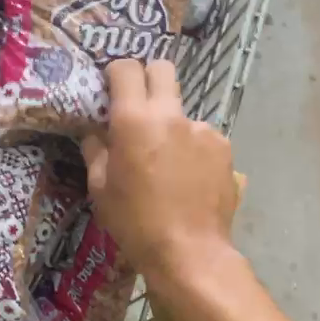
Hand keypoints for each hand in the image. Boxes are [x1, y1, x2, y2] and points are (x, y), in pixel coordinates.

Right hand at [83, 60, 239, 285]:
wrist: (188, 251)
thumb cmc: (135, 222)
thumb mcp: (100, 189)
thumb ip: (96, 151)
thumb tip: (95, 133)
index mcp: (134, 120)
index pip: (126, 69)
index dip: (116, 73)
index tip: (112, 88)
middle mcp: (170, 115)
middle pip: (162, 70)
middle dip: (149, 79)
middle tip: (139, 107)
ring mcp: (202, 129)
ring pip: (182, 111)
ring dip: (172, 126)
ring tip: (167, 164)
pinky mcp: (223, 147)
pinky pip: (202, 138)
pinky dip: (193, 150)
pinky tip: (189, 179)